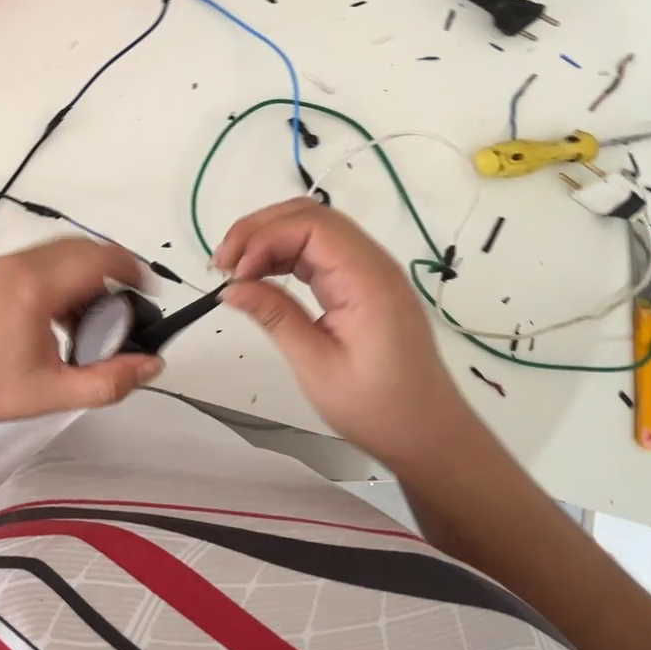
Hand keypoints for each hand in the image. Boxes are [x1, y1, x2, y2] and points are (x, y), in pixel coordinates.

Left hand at [0, 238, 165, 431]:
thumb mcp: (56, 392)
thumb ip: (110, 380)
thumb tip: (153, 365)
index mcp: (36, 287)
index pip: (97, 259)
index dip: (130, 269)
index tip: (147, 292)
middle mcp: (19, 265)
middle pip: (80, 248)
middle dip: (110, 270)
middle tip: (124, 307)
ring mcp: (1, 265)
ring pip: (58, 251)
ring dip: (84, 272)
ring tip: (93, 314)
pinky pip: (38, 259)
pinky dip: (61, 274)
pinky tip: (61, 314)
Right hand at [213, 198, 471, 466]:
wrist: (428, 434)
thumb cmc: (377, 408)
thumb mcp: (317, 366)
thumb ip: (275, 317)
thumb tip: (229, 289)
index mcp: (368, 281)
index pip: (311, 227)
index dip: (264, 239)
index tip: (233, 275)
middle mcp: (373, 264)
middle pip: (309, 216)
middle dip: (259, 230)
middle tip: (222, 264)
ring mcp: (368, 271)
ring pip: (311, 227)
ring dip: (267, 239)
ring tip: (233, 269)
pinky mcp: (360, 283)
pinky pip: (317, 250)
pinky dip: (282, 254)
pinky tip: (258, 275)